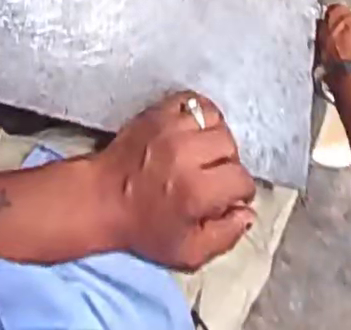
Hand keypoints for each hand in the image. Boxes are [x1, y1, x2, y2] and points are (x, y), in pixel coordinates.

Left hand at [89, 93, 256, 270]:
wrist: (102, 197)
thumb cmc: (144, 227)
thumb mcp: (187, 252)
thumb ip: (225, 236)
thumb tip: (248, 212)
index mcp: (195, 191)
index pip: (240, 178)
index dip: (240, 190)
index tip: (229, 195)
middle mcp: (185, 153)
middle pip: (230, 145)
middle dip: (229, 163)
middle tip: (215, 173)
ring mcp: (170, 127)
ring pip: (215, 119)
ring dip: (215, 136)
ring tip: (205, 150)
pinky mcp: (157, 111)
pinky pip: (192, 99)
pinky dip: (199, 112)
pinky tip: (194, 129)